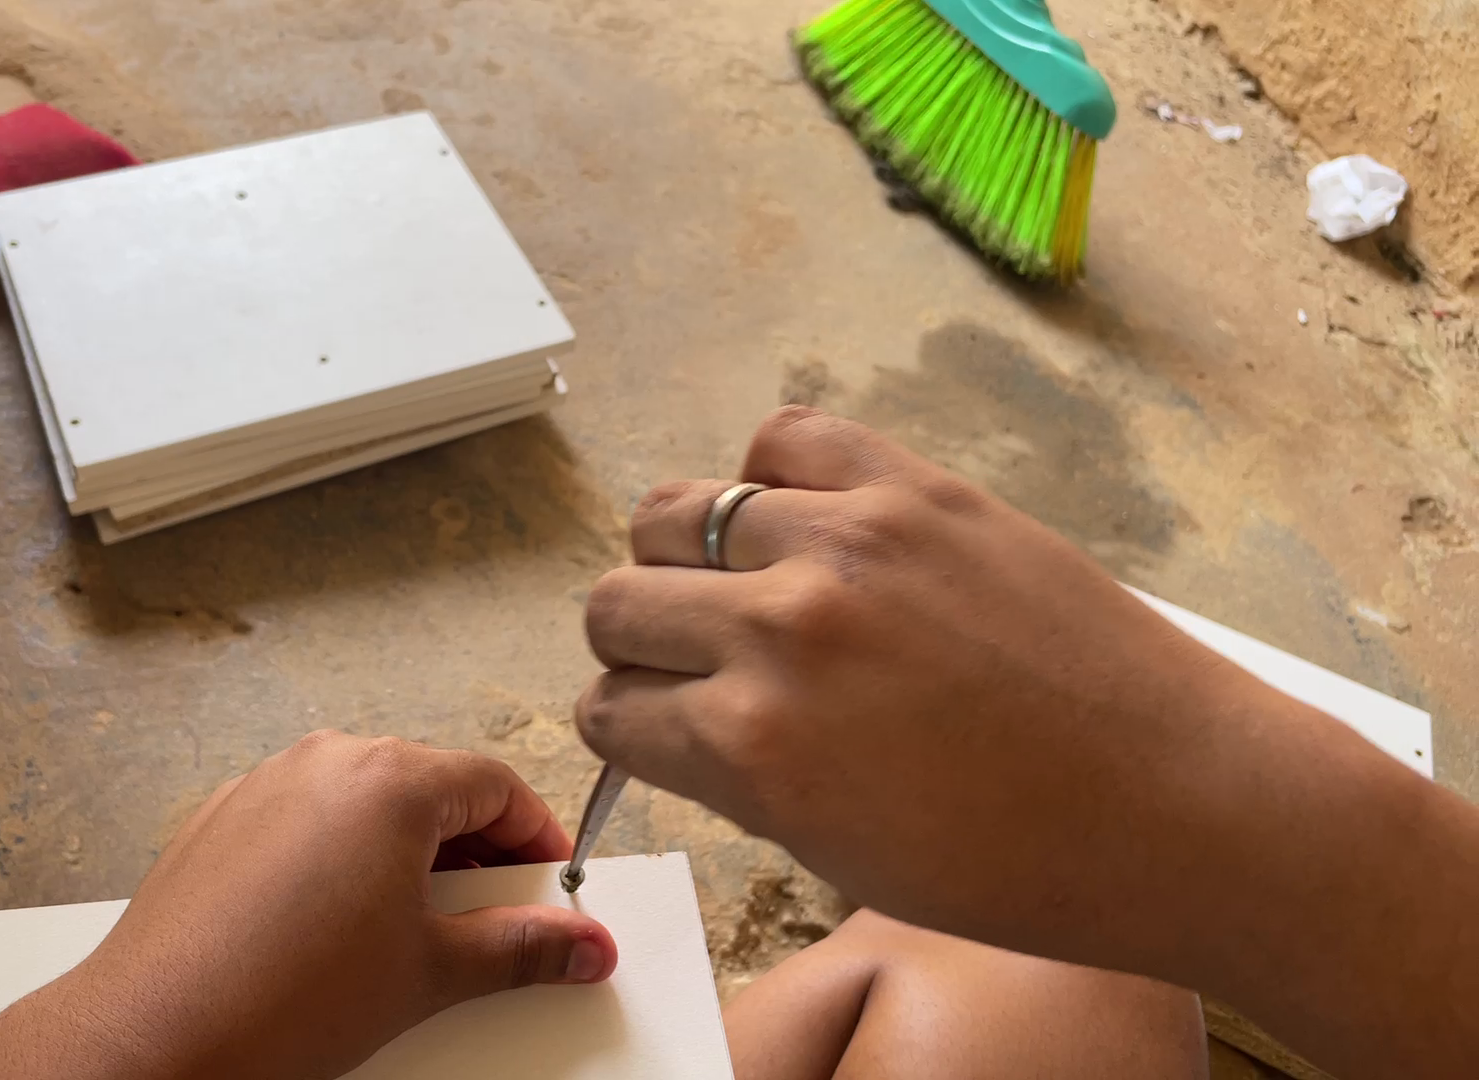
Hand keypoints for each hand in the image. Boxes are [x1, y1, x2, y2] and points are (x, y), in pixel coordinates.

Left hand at [0, 732, 616, 1079]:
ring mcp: (276, 777)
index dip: (535, 833)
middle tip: (490, 911)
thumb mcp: (429, 971)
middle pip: (435, 786)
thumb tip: (585, 945)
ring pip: (375, 796)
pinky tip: (339, 913)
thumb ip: (522, 947)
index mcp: (392, 778)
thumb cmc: (290, 1000)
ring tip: (413, 920)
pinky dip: (350, 846)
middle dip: (476, 846)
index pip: (495, 784)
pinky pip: (317, 810)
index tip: (550, 879)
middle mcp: (333, 757)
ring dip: (412, 847)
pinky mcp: (232, 808)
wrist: (144, 1043)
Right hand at [574, 407, 1364, 966]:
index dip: (617, 721)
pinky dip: (767, 479)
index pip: (605, 711)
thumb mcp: (817, 845)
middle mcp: (774, 631)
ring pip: (667, 513)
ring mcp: (841, 543)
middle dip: (628, 640)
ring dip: (674, 560)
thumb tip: (651, 704)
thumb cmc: (1000, 861)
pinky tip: (794, 518)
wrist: (1189, 804)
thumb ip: (712, 763)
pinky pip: (778, 439)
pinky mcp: (908, 486)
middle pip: (611, 602)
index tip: (643, 717)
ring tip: (726, 579)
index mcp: (748, 747)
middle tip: (679, 652)